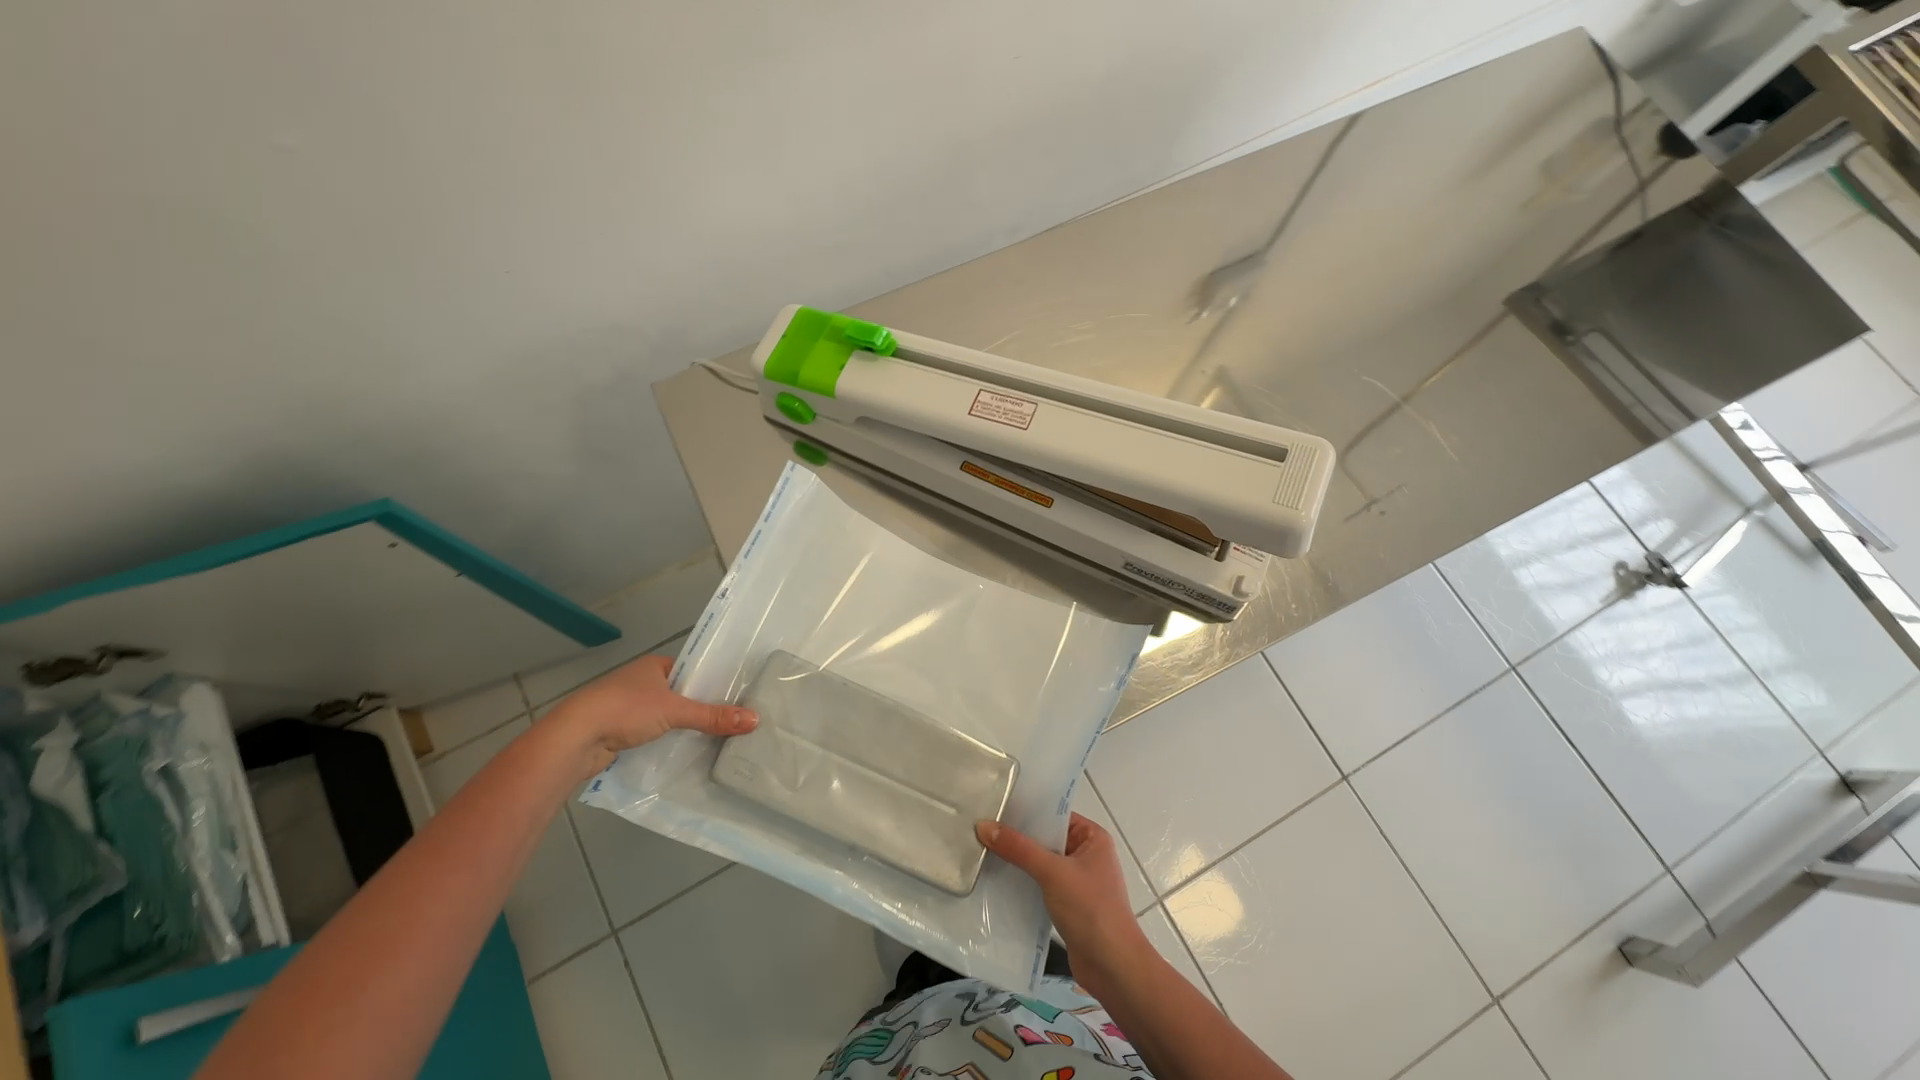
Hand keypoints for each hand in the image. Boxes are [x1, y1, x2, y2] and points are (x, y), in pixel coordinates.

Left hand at [544, 655, 756, 776]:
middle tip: (734, 723)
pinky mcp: (621, 731)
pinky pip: (654, 734)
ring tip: (717, 740)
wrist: (576, 738)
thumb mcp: (675, 710)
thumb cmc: (625, 710)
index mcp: (654, 666)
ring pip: (667, 717)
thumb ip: (713, 716)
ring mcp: (629, 707)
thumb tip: (755, 719)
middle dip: (701, 709)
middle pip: (681, 695)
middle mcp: (641, 682)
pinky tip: (687, 754)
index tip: (738, 698)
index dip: (713, 683)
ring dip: (684, 728)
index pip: (692, 670)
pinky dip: (668, 742)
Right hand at [977, 812, 1148, 995]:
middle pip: (1045, 839)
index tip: (993, 806)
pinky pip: (1040, 884)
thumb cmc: (1090, 909)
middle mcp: (1086, 854)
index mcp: (1092, 837)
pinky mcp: (1068, 903)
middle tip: (980, 828)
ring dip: (1018, 861)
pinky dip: (1023, 882)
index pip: (1054, 815)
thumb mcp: (1052, 872)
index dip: (1026, 811)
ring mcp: (1077, 880)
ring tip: (982, 851)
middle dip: (1016, 837)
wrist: (1112, 965)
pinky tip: (997, 881)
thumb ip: (1018, 848)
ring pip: (1041, 863)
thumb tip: (983, 825)